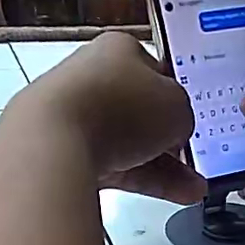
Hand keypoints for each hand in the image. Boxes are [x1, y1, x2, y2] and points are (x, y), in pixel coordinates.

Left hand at [12, 32, 202, 202]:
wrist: (52, 143)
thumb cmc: (117, 108)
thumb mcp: (176, 108)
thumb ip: (182, 118)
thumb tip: (173, 135)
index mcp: (117, 49)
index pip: (154, 74)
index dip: (175, 102)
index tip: (187, 127)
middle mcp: (90, 78)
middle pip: (138, 114)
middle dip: (168, 143)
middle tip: (192, 165)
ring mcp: (70, 117)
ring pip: (124, 145)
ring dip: (160, 168)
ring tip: (188, 191)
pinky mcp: (58, 153)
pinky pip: (107, 167)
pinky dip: (134, 180)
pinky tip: (162, 195)